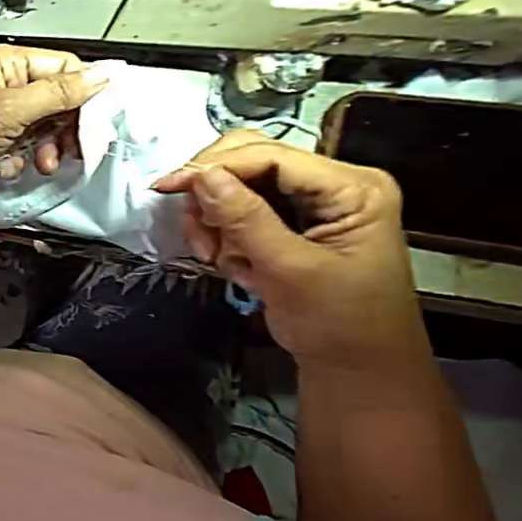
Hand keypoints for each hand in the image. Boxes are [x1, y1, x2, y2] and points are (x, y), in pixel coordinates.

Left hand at [0, 45, 112, 215]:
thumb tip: (104, 76)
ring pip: (43, 125)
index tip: (97, 123)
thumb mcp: (9, 112)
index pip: (63, 67)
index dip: (84, 94)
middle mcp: (0, 82)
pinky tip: (10, 168)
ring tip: (44, 165)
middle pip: (57, 97)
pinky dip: (23, 157)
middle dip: (66, 126)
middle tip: (73, 151)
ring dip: (47, 147)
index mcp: (4, 62)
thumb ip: (59, 93)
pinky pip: (23, 144)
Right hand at [151, 130, 426, 370]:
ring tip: (220, 257)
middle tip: (197, 228)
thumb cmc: (338, 321)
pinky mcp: (288, 221)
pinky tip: (229, 259)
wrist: (356, 364)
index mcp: (351, 188)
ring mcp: (308, 202)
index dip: (214, 166)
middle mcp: (330, 184)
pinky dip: (221, 233)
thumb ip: (246, 219)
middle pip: (251, 158)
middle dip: (213, 192)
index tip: (165, 188)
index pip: (270, 156)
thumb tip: (201, 176)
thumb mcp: (290, 270)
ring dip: (215, 219)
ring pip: (236, 185)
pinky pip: (236, 211)